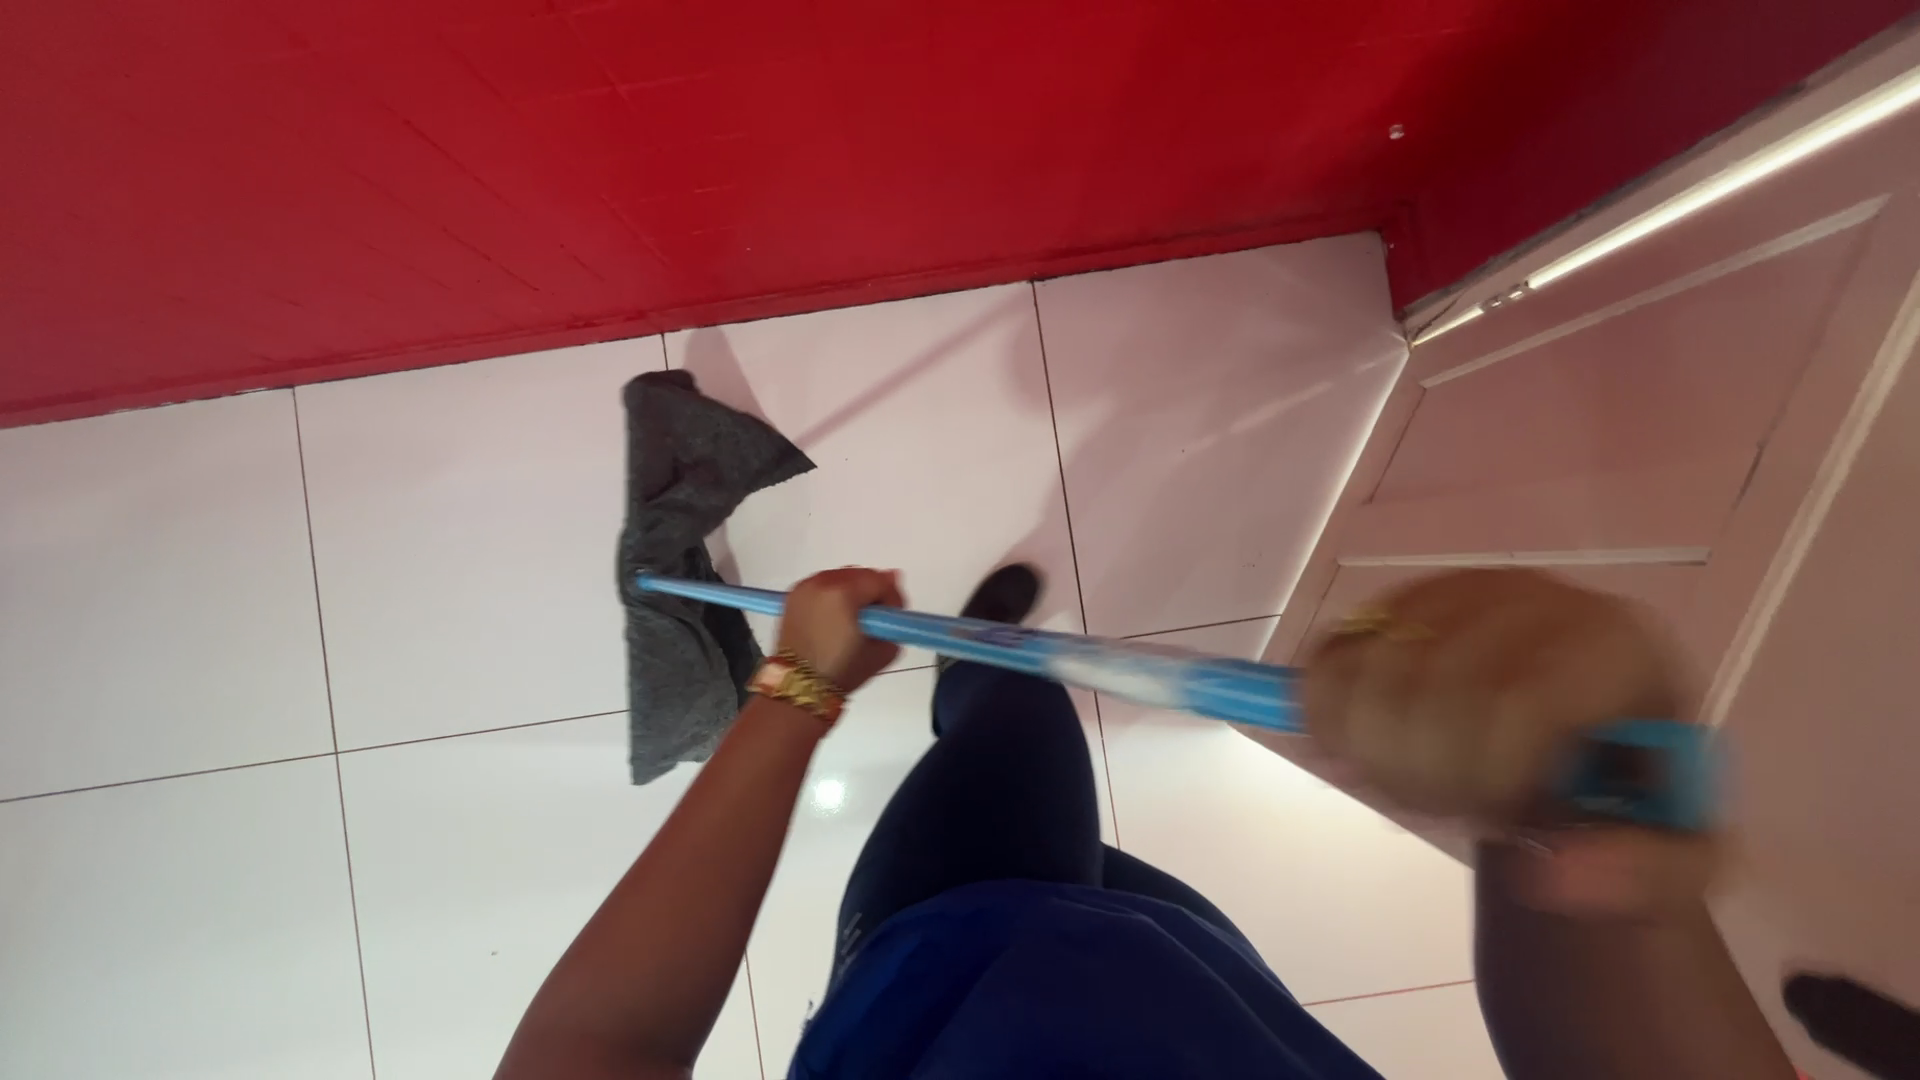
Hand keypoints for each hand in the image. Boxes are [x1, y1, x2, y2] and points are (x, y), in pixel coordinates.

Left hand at [776, 567, 905, 693]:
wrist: (799, 685)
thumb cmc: (843, 671)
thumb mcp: (883, 650)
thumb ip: (896, 616)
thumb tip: (894, 580)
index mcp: (844, 593)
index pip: (881, 581)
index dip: (891, 599)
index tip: (891, 619)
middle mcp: (822, 582)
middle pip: (861, 574)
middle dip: (872, 592)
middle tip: (875, 618)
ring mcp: (805, 586)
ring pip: (841, 576)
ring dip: (852, 591)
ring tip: (853, 618)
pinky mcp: (794, 594)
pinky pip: (822, 584)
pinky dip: (832, 594)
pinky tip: (834, 616)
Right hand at [1301, 568, 1715, 917]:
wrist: (1575, 727)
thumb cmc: (1623, 780)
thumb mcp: (1672, 847)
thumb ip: (1638, 874)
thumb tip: (1547, 879)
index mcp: (1609, 641)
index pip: (1515, 699)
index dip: (1482, 773)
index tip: (1487, 819)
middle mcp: (1523, 597)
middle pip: (1431, 681)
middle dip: (1419, 766)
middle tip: (1433, 809)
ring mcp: (1446, 592)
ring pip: (1369, 666)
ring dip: (1367, 745)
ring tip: (1398, 784)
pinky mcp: (1390, 603)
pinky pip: (1332, 653)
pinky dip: (1324, 710)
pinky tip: (1350, 748)